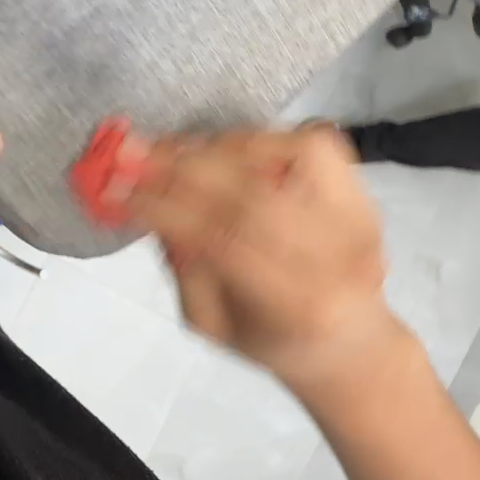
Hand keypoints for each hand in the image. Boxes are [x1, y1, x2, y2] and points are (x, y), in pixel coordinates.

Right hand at [117, 128, 414, 396]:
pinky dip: (258, 139)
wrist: (348, 340)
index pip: (224, 241)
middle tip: (131, 154)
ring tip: (167, 151)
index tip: (119, 191)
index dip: (166, 209)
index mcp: (299, 305)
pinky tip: (222, 151)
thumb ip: (183, 270)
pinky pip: (308, 143)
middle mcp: (339, 256)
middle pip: (252, 194)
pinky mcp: (359, 189)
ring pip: (281, 159)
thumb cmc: (273, 339)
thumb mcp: (211, 325)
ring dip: (213, 149)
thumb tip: (147, 208)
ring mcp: (356, 216)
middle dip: (181, 169)